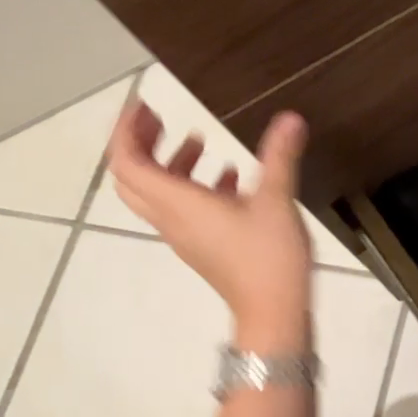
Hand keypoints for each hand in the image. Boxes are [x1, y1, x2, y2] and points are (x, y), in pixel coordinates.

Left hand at [106, 102, 314, 352]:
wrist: (273, 311)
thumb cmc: (268, 256)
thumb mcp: (276, 200)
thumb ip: (280, 156)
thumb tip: (290, 117)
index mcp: (179, 204)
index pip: (128, 163)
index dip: (127, 131)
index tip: (143, 104)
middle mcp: (172, 219)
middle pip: (133, 179)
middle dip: (139, 143)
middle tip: (160, 117)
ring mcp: (187, 235)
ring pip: (158, 194)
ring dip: (168, 162)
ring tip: (199, 140)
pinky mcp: (204, 246)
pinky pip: (184, 208)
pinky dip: (194, 184)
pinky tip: (228, 176)